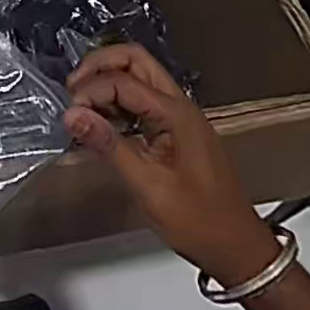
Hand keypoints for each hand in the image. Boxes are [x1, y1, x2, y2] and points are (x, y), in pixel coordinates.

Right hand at [64, 45, 279, 287]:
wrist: (238, 250)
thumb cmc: (198, 221)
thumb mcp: (148, 185)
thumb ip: (108, 145)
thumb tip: (70, 114)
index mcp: (176, 114)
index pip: (122, 82)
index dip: (90, 91)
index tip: (71, 115)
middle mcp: (178, 105)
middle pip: (134, 59)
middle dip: (98, 65)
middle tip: (73, 89)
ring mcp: (177, 115)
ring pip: (136, 73)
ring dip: (105, 79)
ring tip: (82, 105)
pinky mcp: (172, 128)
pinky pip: (139, 96)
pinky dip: (114, 98)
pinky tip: (100, 121)